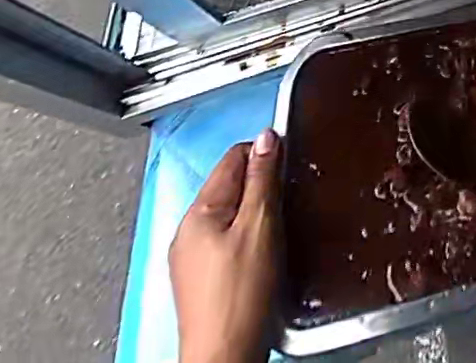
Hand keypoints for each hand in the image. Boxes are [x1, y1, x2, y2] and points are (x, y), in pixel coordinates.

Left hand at [170, 128, 280, 362]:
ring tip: (279, 225)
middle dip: (260, 184)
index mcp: (198, 213)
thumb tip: (267, 135)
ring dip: (255, 209)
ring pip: (230, 211)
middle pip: (230, 184)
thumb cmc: (242, 293)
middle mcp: (188, 231)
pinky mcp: (201, 280)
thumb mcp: (260, 226)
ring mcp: (191, 257)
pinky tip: (264, 250)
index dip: (264, 155)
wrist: (224, 361)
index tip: (288, 167)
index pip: (233, 158)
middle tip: (287, 199)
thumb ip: (262, 179)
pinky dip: (247, 233)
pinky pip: (227, 237)